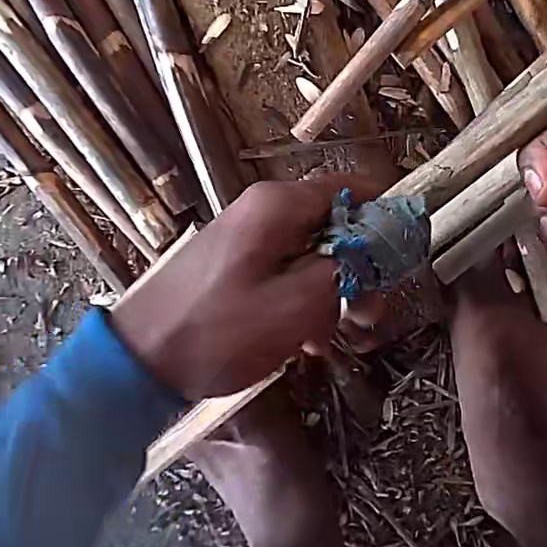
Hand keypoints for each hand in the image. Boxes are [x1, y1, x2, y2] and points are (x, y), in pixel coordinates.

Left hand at [111, 175, 384, 399]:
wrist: (139, 359)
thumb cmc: (215, 331)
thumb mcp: (292, 306)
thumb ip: (343, 271)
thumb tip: (381, 246)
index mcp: (276, 206)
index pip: (351, 187)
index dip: (386, 216)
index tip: (407, 256)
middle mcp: (262, 210)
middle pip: (334, 222)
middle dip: (360, 266)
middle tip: (369, 314)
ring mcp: (247, 236)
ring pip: (313, 251)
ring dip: (333, 290)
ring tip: (334, 335)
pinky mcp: (236, 263)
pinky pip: (286, 270)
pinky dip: (304, 298)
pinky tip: (305, 339)